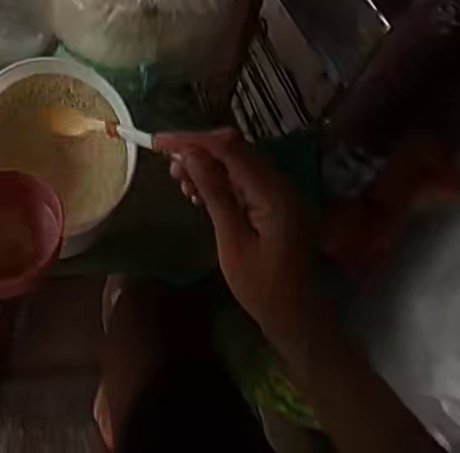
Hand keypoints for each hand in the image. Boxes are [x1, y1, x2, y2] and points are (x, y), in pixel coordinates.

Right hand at [156, 129, 322, 351]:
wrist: (298, 318)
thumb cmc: (263, 288)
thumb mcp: (233, 243)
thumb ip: (215, 193)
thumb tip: (191, 154)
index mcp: (273, 191)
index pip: (229, 149)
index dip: (193, 140)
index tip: (161, 141)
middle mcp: (279, 181)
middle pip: (234, 148)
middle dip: (198, 149)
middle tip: (168, 162)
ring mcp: (278, 189)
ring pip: (237, 160)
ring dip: (206, 163)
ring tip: (179, 178)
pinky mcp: (273, 199)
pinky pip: (243, 176)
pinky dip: (218, 178)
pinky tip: (198, 191)